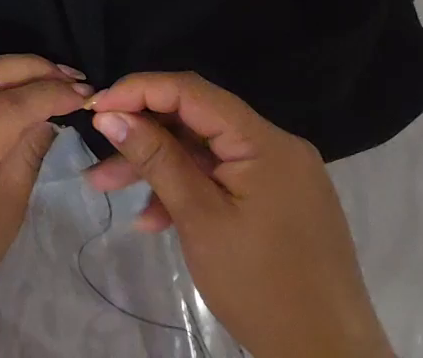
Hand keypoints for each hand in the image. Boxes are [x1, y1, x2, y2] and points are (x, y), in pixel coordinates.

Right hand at [84, 72, 392, 357]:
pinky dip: (184, 190)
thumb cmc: (261, 285)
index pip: (191, 91)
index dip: (138, 91)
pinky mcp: (274, 200)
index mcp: (265, 142)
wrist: (328, 357)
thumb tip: (109, 113)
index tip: (95, 107)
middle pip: (194, 120)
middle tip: (96, 153)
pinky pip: (219, 177)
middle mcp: (275, 147)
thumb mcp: (199, 218)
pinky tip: (153, 220)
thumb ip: (155, 158)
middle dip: (141, 135)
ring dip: (155, 166)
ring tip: (104, 188)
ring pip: (201, 151)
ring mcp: (277, 175)